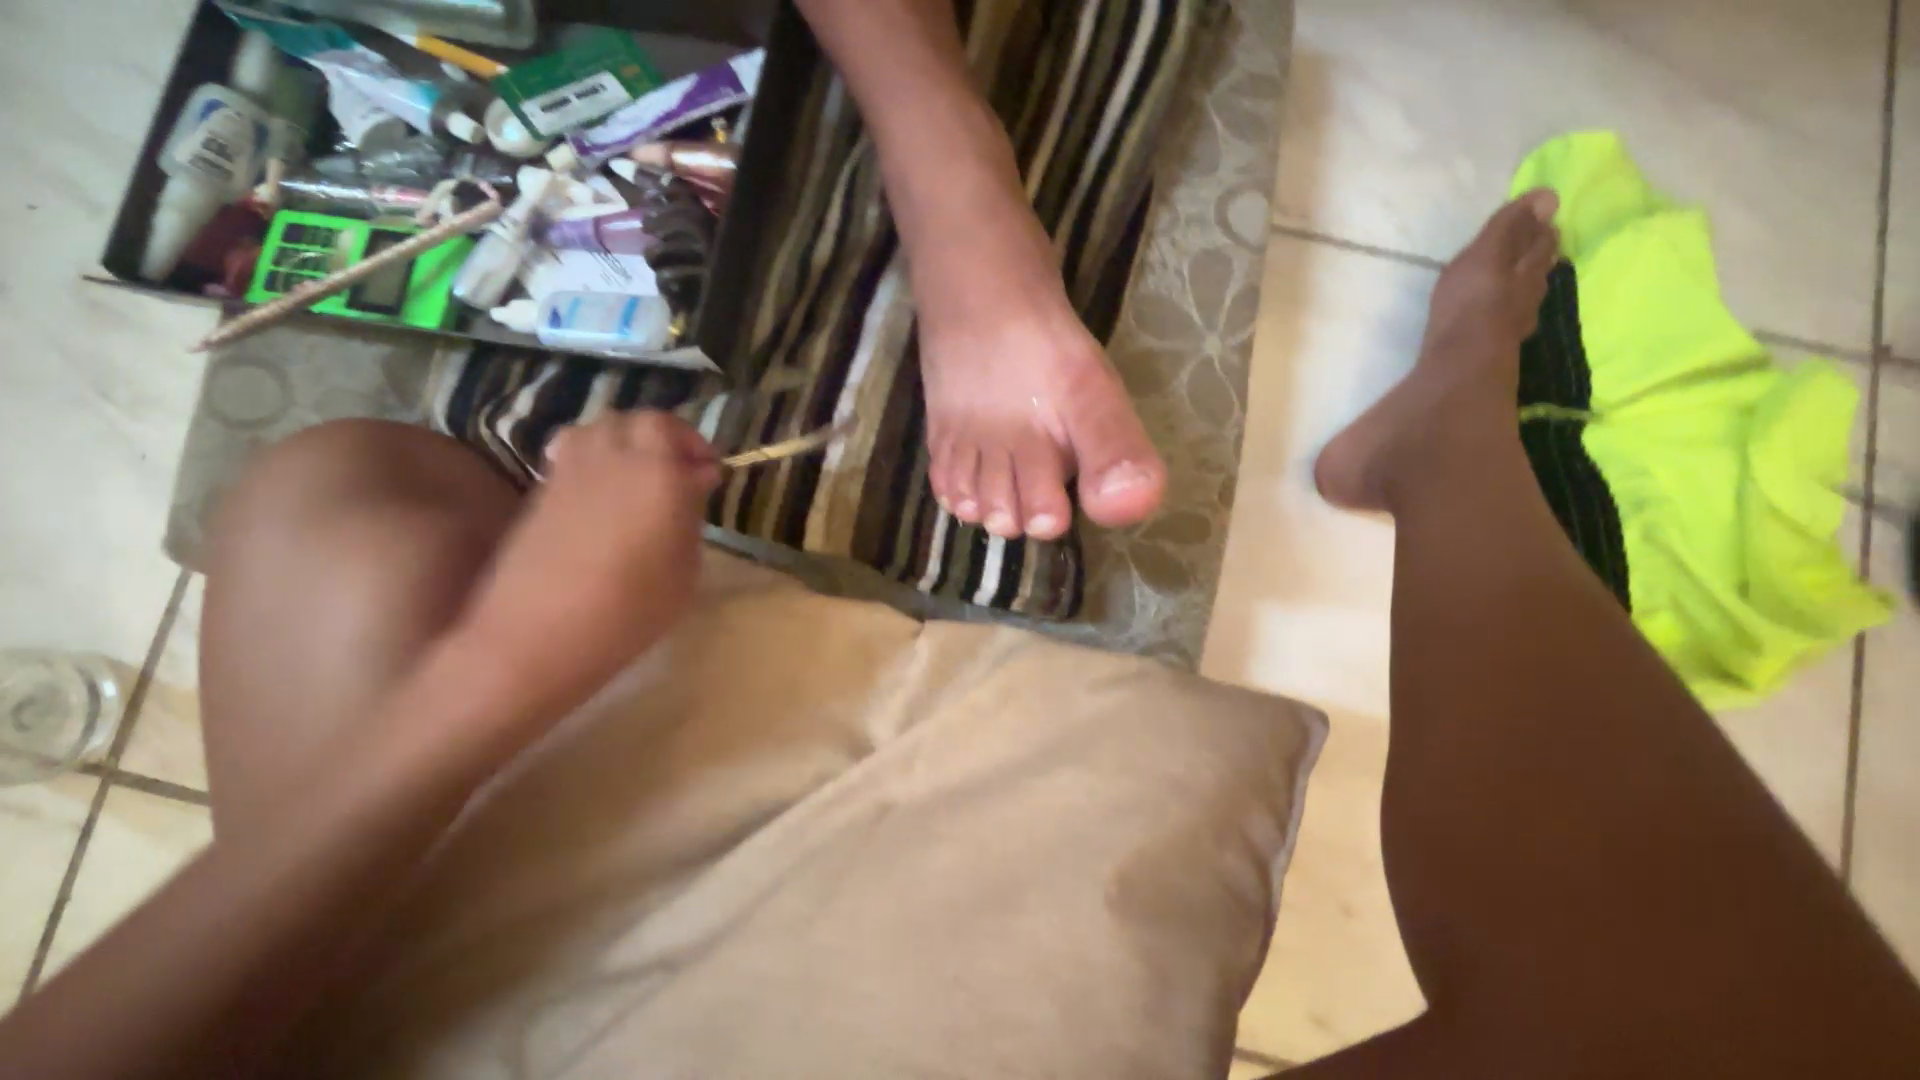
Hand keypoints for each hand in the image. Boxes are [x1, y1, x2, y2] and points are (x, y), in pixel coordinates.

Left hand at [455, 411, 719, 717]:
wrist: (535, 636)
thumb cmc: (628, 612)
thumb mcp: (684, 573)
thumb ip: (689, 521)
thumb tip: (688, 490)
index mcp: (659, 474)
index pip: (680, 436)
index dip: (699, 451)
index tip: (710, 476)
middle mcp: (615, 457)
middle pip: (642, 421)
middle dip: (668, 437)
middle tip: (680, 469)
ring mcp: (572, 469)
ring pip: (603, 427)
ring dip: (629, 440)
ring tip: (641, 474)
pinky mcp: (543, 488)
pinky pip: (574, 450)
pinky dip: (597, 457)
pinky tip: (605, 493)